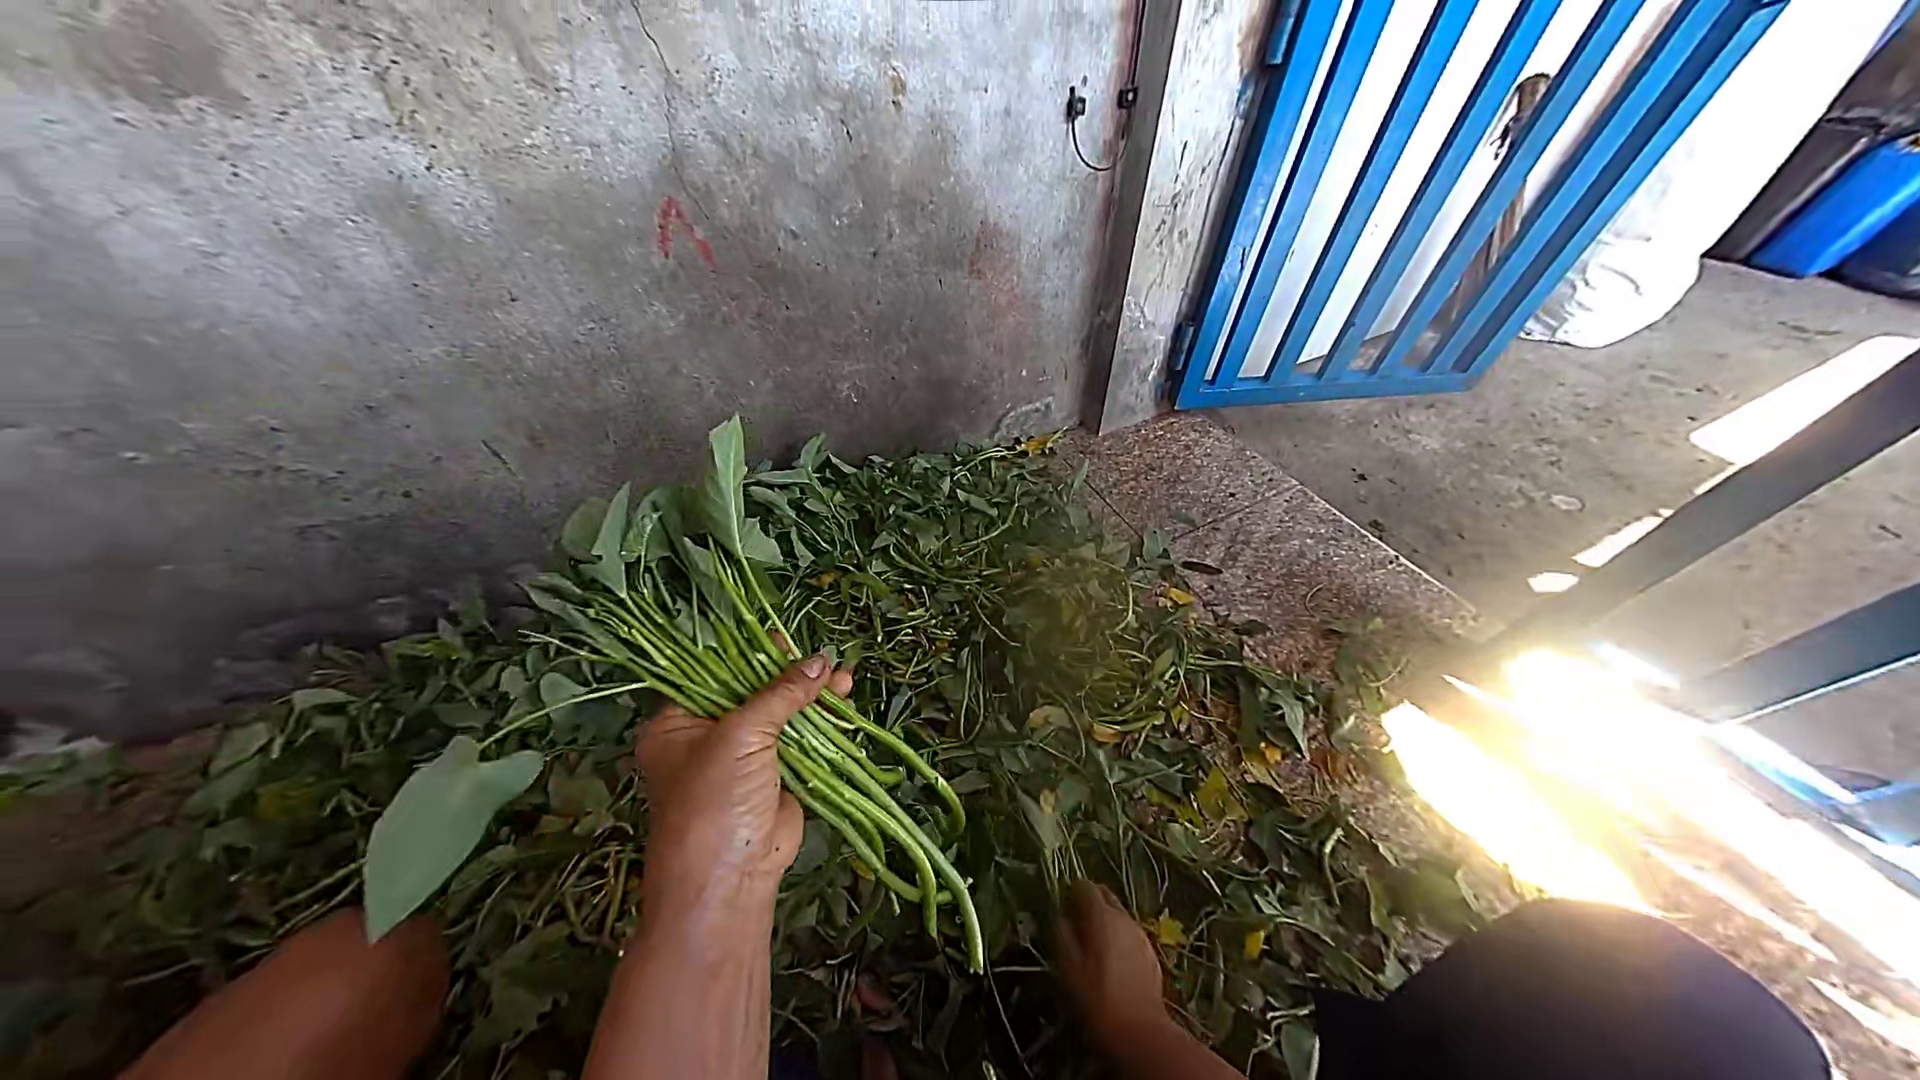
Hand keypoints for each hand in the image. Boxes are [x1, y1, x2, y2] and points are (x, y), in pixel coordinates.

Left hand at [636, 653, 852, 914]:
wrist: (731, 878)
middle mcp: (709, 734)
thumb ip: (781, 693)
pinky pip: (802, 737)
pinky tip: (842, 699)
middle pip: (754, 690)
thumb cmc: (714, 800)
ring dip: (813, 695)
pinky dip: (822, 720)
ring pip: (783, 713)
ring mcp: (745, 755)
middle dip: (790, 674)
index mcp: (679, 722)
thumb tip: (820, 660)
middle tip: (820, 657)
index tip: (782, 638)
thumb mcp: (740, 736)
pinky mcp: (777, 772)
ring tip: (842, 677)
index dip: (750, 654)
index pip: (715, 673)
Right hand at [1056, 881, 1172, 1044]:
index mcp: (1102, 915)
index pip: (1085, 886)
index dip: (1071, 891)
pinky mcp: (1150, 952)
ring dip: (1104, 919)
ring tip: (1092, 943)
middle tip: (1075, 921)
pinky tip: (1112, 959)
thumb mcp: (1068, 967)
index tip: (1062, 906)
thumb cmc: (1098, 998)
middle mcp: (1123, 917)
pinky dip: (1118, 936)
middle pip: (1105, 895)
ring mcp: (1140, 934)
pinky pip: (1129, 933)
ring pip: (1118, 914)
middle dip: (1089, 900)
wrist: (1140, 1031)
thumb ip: (1062, 934)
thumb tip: (1061, 917)